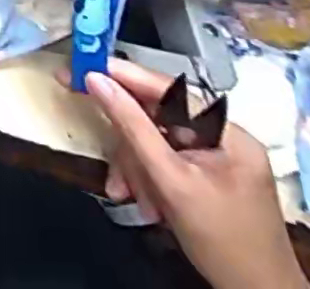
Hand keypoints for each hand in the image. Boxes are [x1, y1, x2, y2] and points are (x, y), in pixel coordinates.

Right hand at [87, 60, 308, 288]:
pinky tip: (141, 200)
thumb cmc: (223, 242)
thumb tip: (97, 80)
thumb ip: (131, 126)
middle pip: (155, 117)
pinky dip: (145, 177)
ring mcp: (212, 156)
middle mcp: (221, 136)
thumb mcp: (170, 181)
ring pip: (152, 139)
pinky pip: (161, 159)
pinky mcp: (202, 173)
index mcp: (226, 132)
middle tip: (108, 159)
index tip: (83, 66)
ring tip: (130, 194)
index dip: (122, 75)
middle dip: (129, 145)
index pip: (166, 88)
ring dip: (134, 167)